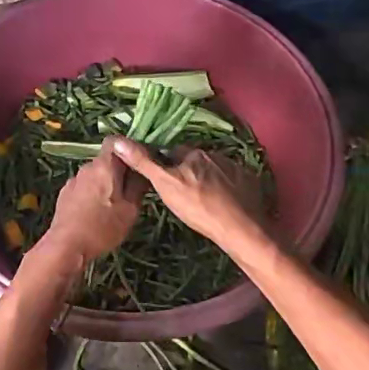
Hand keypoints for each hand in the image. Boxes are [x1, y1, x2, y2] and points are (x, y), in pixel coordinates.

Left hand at [38, 146, 144, 260]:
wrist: (66, 246)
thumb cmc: (103, 227)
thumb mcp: (130, 209)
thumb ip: (138, 185)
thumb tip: (143, 169)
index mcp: (105, 166)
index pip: (116, 141)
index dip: (129, 148)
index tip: (139, 163)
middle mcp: (87, 167)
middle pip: (107, 160)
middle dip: (120, 171)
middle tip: (132, 190)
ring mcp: (74, 180)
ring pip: (96, 175)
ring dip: (106, 184)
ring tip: (114, 205)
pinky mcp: (65, 194)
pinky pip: (85, 187)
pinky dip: (93, 193)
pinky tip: (97, 212)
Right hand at [106, 137, 267, 251]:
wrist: (241, 228)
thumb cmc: (198, 207)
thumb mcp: (165, 185)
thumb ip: (144, 163)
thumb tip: (119, 141)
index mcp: (193, 153)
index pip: (174, 152)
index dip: (167, 166)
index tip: (166, 182)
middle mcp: (215, 154)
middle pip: (195, 161)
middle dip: (188, 171)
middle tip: (184, 195)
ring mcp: (235, 168)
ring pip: (213, 170)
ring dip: (207, 179)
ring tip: (204, 202)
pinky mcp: (249, 181)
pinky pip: (233, 180)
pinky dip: (226, 188)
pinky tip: (224, 204)